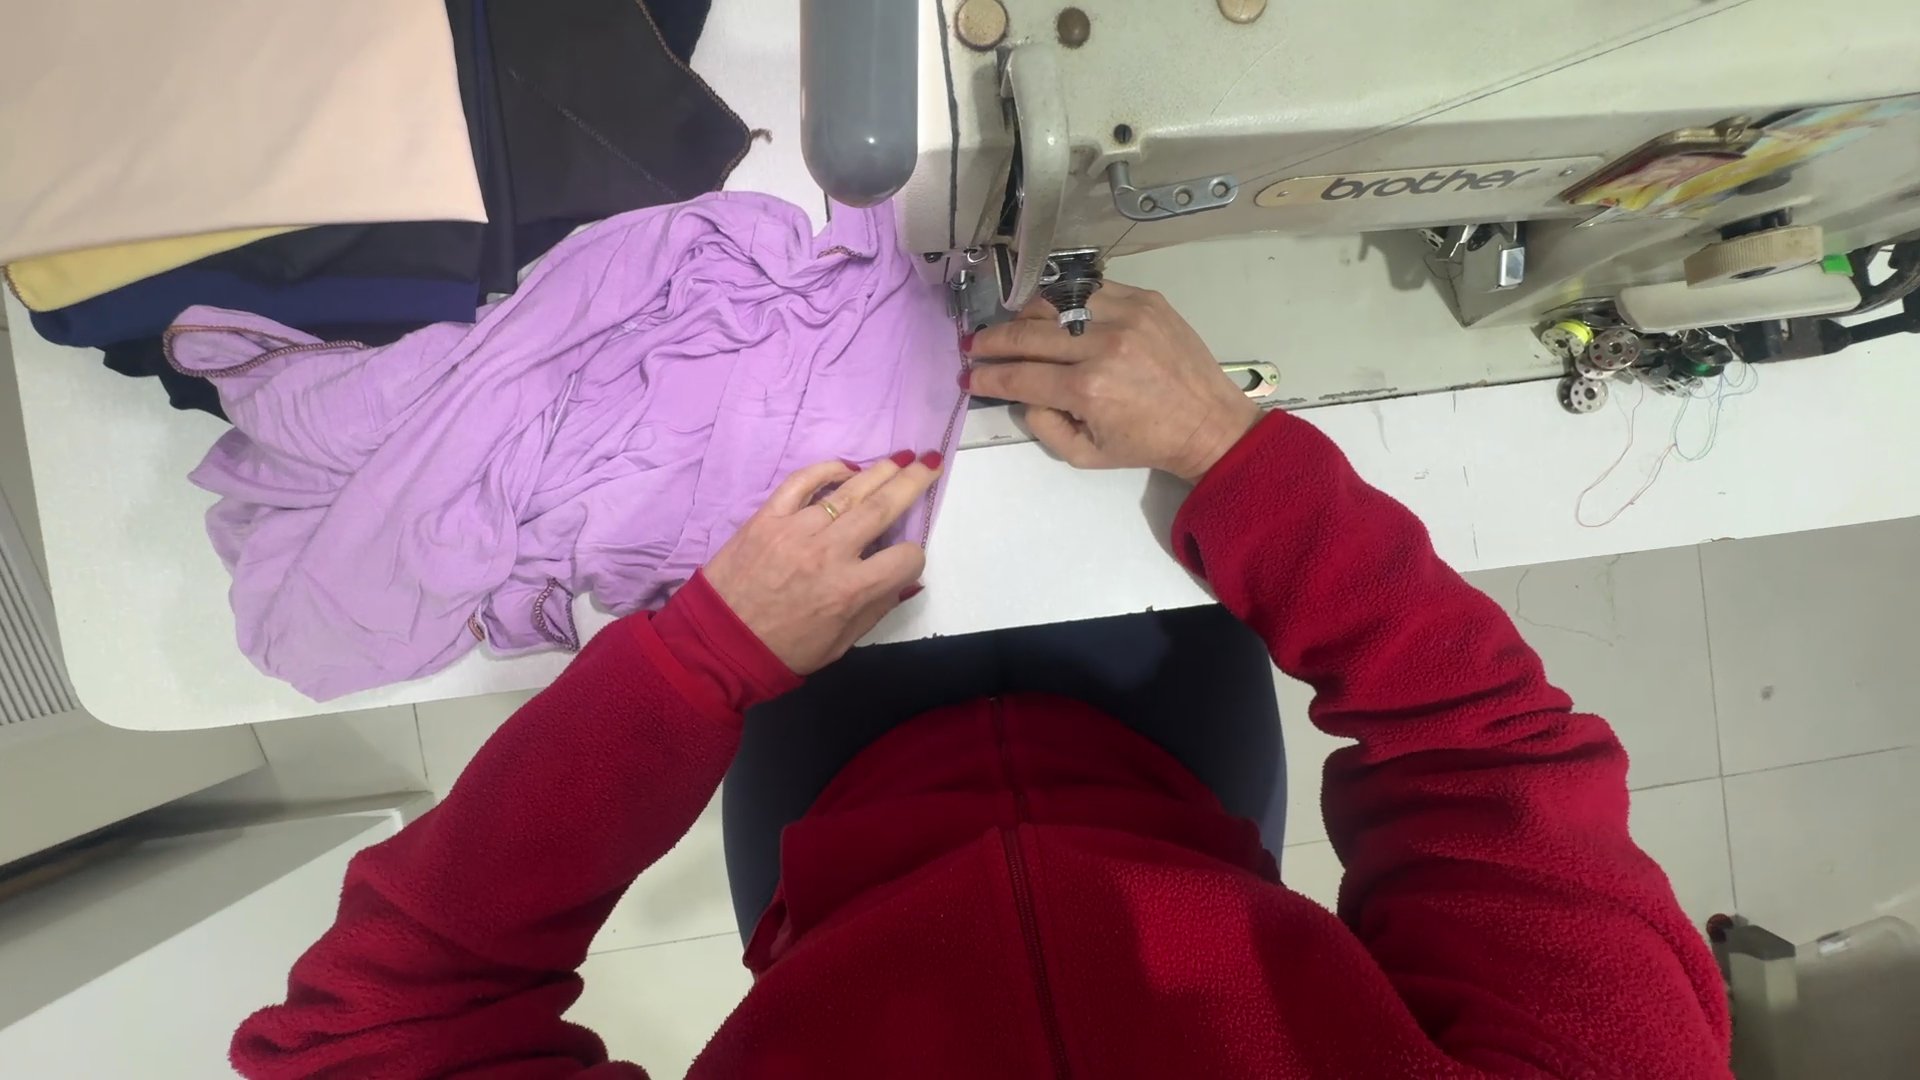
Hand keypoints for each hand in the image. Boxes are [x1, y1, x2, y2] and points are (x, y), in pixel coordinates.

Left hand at [702, 451, 940, 674]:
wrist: (717, 644)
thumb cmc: (785, 651)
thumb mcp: (841, 643)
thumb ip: (878, 607)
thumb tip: (907, 579)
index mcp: (851, 591)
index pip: (905, 557)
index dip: (913, 557)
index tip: (905, 559)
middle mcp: (829, 553)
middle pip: (884, 507)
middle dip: (914, 482)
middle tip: (932, 463)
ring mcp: (797, 530)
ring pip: (849, 490)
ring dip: (880, 471)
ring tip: (902, 458)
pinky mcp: (767, 518)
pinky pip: (802, 482)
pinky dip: (826, 469)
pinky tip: (847, 466)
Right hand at [966, 283, 1259, 481]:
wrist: (1207, 421)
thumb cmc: (1144, 444)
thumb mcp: (1085, 455)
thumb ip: (1043, 426)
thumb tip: (1019, 393)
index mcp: (1088, 391)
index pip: (1019, 377)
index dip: (987, 376)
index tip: (969, 375)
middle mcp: (1103, 346)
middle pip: (1028, 333)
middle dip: (992, 341)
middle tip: (974, 345)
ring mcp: (1126, 315)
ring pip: (1054, 302)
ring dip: (1025, 315)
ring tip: (1014, 329)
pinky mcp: (1145, 298)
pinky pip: (1088, 290)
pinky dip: (1064, 301)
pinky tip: (1055, 315)